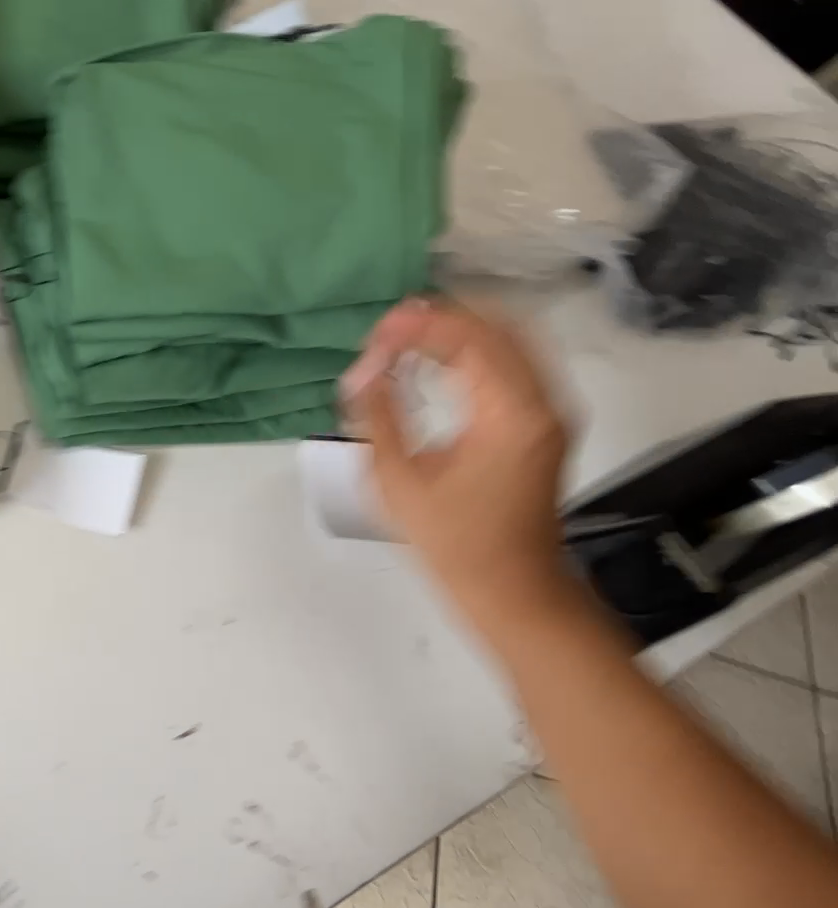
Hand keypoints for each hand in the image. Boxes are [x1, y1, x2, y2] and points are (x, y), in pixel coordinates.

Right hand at [344, 296, 580, 631]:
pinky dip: (476, 349)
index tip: (375, 334)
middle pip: (499, 327)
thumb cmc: (450, 540)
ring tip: (407, 335)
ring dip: (459, 329)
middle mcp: (543, 401)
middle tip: (389, 326)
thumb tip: (361, 373)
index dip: (419, 328)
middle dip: (441, 318)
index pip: (469, 340)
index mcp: (509, 414)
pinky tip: (439, 359)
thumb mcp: (397, 480)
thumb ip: (378, 417)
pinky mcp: (544, 421)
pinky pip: (515, 362)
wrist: (509, 583)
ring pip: (512, 339)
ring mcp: (550, 410)